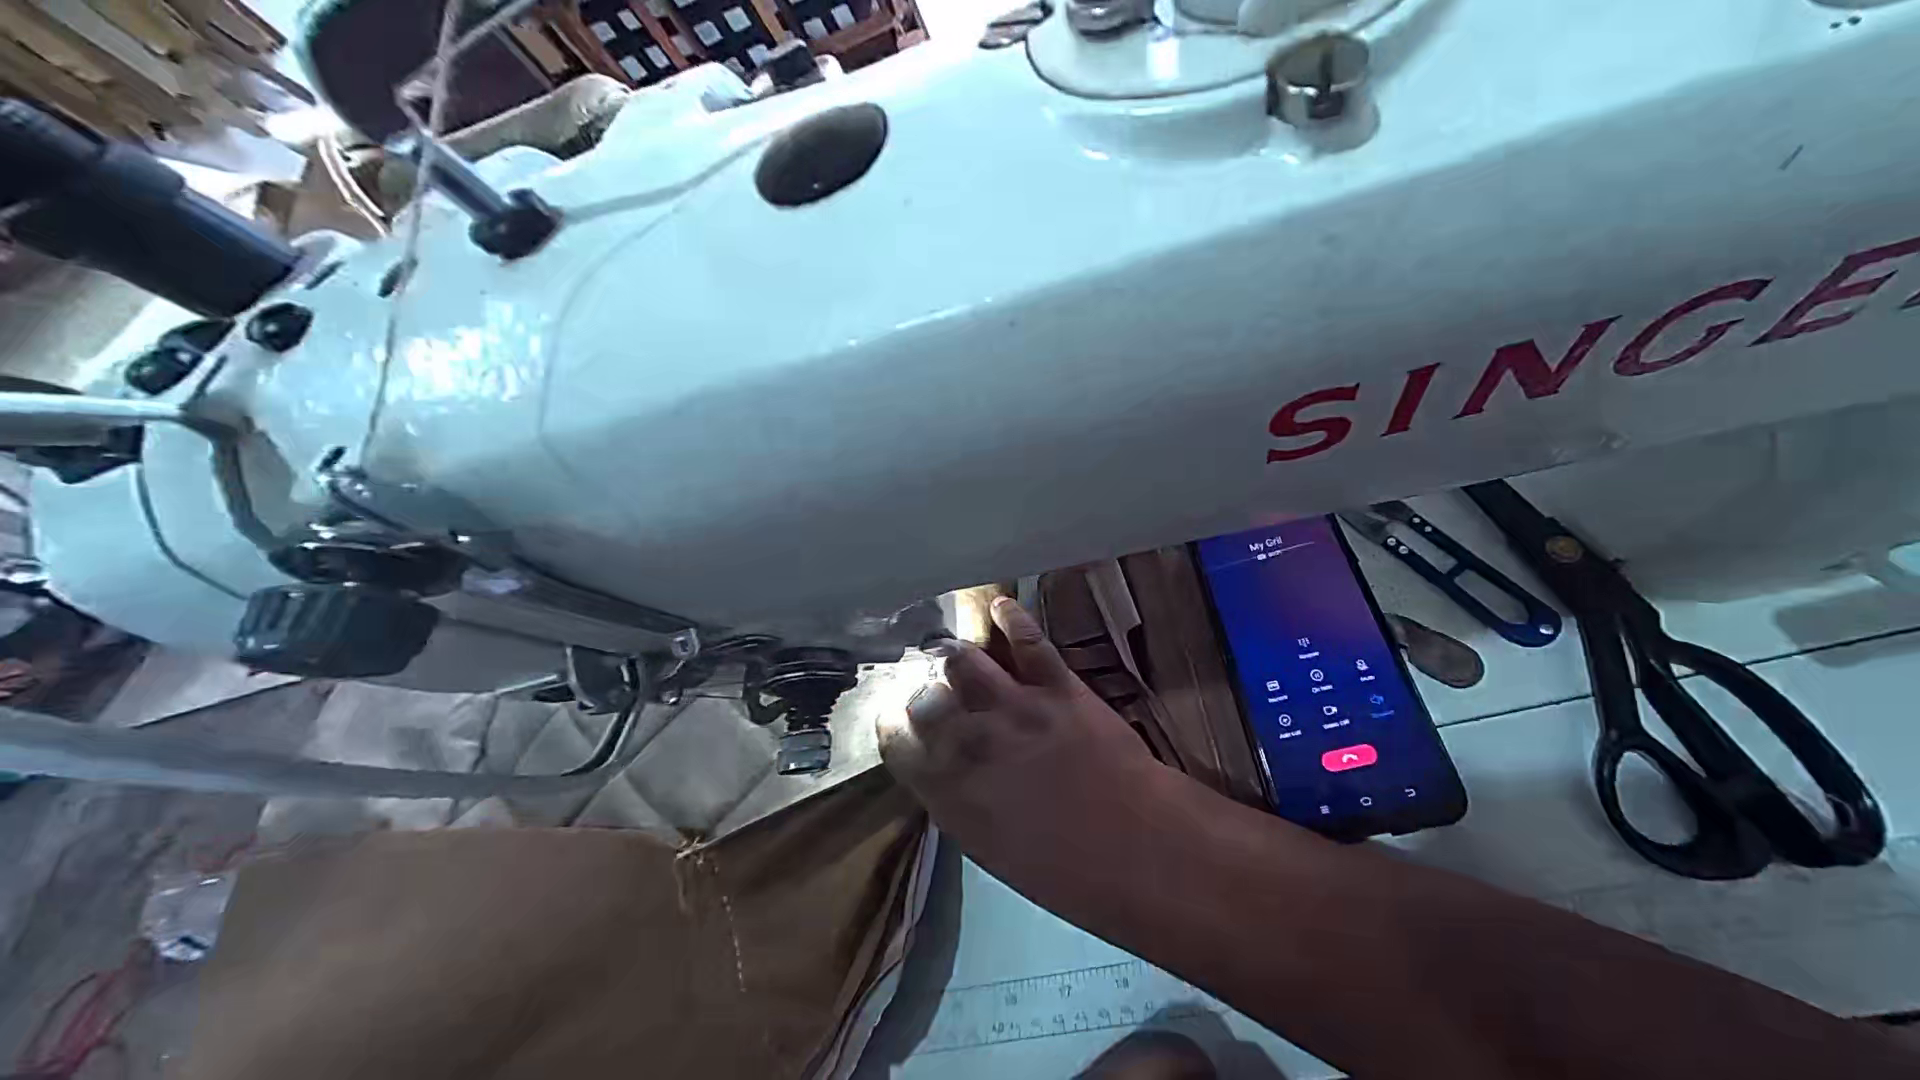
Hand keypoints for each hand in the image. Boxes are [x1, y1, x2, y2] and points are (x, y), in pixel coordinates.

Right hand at [878, 596, 1180, 882]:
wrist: (1139, 848)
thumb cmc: (1065, 872)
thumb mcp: (990, 848)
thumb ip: (958, 800)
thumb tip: (945, 769)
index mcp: (949, 790)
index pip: (898, 742)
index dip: (892, 724)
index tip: (897, 717)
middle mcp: (970, 742)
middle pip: (926, 695)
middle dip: (922, 688)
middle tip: (929, 685)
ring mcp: (1014, 707)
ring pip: (965, 660)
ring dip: (954, 654)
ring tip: (953, 652)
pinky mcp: (1057, 686)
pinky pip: (1027, 641)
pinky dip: (1011, 618)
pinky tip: (1000, 605)